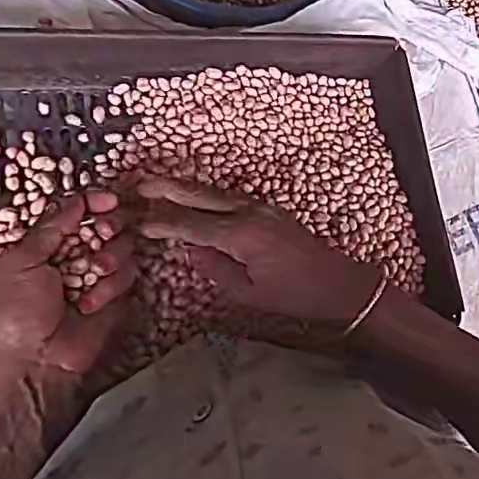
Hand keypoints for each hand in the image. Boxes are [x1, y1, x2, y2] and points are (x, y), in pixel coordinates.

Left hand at [0, 192, 137, 390]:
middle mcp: (76, 255)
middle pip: (108, 224)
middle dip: (108, 228)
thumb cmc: (16, 313)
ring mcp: (99, 275)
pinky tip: (91, 304)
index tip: (109, 201)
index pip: (78, 211)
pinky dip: (111, 287)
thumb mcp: (19, 261)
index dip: (95, 202)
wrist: (37, 360)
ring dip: (109, 260)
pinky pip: (129, 275)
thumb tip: (78, 200)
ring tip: (89, 279)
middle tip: (102, 236)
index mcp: (48, 244)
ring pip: (123, 248)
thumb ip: (50, 226)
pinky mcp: (117, 294)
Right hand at [131, 176, 380, 325]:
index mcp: (242, 235)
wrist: (339, 283)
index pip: (191, 224)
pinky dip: (209, 197)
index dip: (162, 222)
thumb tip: (190, 249)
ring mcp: (264, 209)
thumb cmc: (296, 294)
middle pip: (202, 196)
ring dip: (187, 189)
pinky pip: (232, 199)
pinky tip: (197, 199)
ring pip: (217, 194)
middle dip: (168, 189)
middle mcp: (252, 214)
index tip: (138, 221)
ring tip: (159, 186)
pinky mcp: (272, 211)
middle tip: (138, 184)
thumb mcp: (249, 293)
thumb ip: (215, 269)